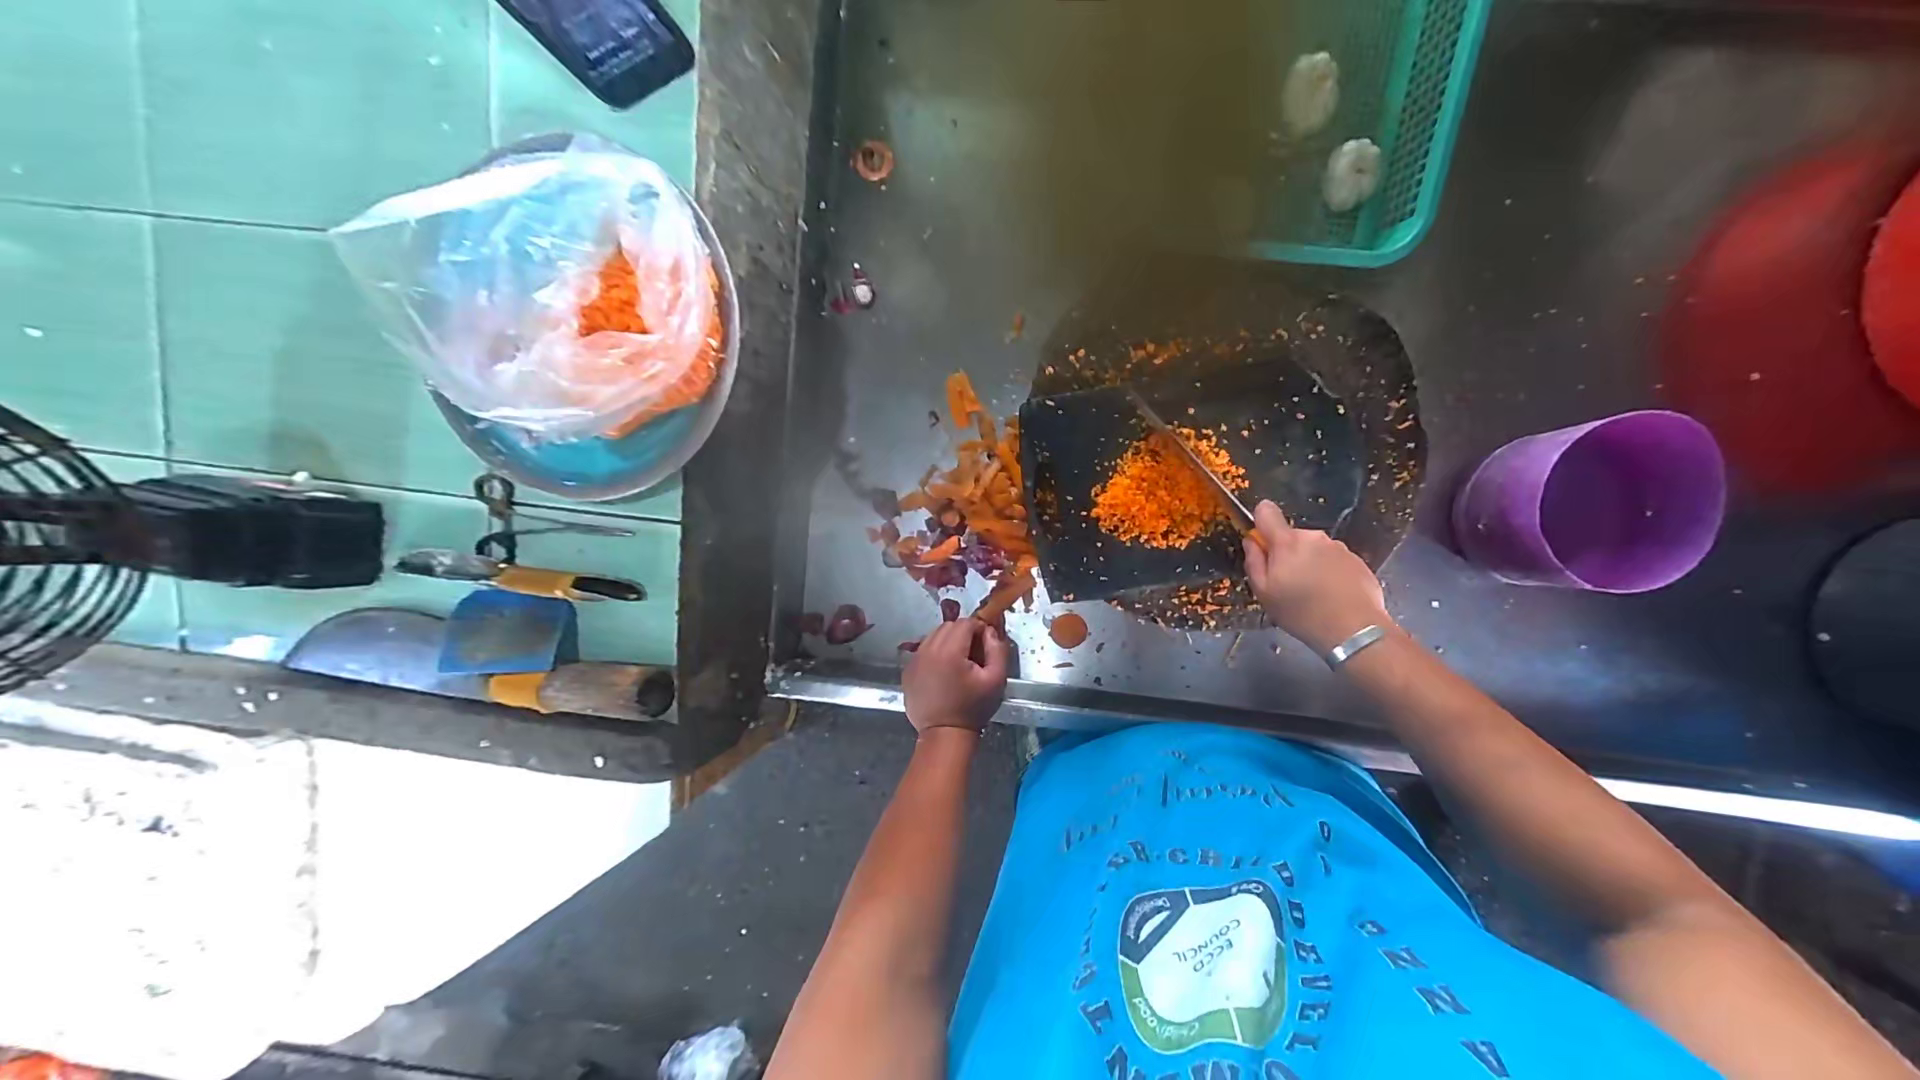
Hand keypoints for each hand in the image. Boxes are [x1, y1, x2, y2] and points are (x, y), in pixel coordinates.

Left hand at [902, 619, 1009, 732]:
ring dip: (948, 642)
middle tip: (973, 655)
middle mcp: (927, 650)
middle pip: (948, 626)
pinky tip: (942, 672)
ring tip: (957, 663)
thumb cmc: (973, 708)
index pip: (965, 623)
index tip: (985, 645)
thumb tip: (989, 631)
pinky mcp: (907, 670)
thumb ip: (997, 649)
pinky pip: (923, 650)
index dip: (979, 629)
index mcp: (949, 651)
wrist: (944, 734)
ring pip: (934, 636)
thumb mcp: (996, 679)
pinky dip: (934, 654)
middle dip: (963, 634)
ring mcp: (914, 660)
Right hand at [1243, 499, 1392, 652]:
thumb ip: (1254, 561)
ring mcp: (1339, 547)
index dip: (1260, 522)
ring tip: (1313, 593)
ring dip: (1309, 563)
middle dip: (1287, 554)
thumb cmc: (1301, 612)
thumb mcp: (1264, 593)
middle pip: (1291, 537)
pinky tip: (1331, 595)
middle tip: (1289, 583)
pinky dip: (1329, 572)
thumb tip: (1251, 541)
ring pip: (1314, 549)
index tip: (1262, 543)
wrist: (1354, 629)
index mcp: (1287, 542)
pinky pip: (1334, 560)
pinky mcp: (1358, 561)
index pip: (1266, 511)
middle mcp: (1314, 537)